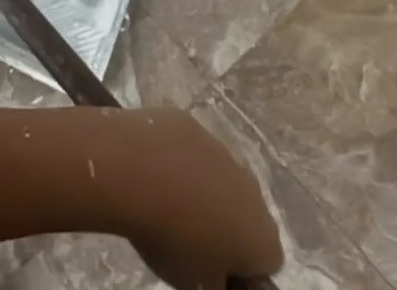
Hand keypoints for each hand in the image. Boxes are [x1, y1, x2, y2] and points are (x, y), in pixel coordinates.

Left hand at [123, 111, 282, 288]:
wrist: (131, 170)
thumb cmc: (168, 238)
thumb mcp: (195, 285)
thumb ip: (217, 286)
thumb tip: (218, 279)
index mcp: (262, 237)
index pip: (265, 261)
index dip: (240, 269)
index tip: (210, 268)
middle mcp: (252, 190)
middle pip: (244, 214)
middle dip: (222, 223)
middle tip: (186, 233)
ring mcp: (221, 150)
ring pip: (217, 176)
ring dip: (199, 187)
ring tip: (161, 197)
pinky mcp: (189, 123)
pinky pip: (187, 147)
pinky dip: (173, 155)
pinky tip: (147, 164)